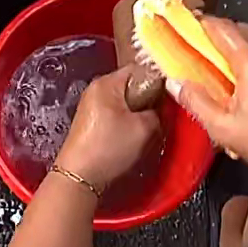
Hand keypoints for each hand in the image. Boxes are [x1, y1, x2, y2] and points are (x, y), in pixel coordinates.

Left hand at [54, 67, 162, 190]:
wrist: (79, 177)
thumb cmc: (107, 149)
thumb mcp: (145, 128)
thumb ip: (158, 112)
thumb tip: (160, 109)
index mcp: (106, 83)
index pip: (140, 69)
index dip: (157, 82)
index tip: (168, 97)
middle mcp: (96, 90)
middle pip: (132, 86)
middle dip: (147, 101)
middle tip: (158, 117)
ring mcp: (92, 106)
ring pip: (125, 102)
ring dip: (138, 115)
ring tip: (143, 132)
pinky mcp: (91, 122)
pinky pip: (116, 115)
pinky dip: (126, 124)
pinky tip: (129, 139)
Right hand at [169, 17, 247, 179]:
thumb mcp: (225, 129)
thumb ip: (197, 102)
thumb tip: (174, 82)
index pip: (221, 29)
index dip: (197, 24)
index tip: (179, 25)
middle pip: (239, 30)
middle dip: (214, 33)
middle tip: (194, 47)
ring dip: (233, 45)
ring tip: (216, 65)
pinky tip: (244, 81)